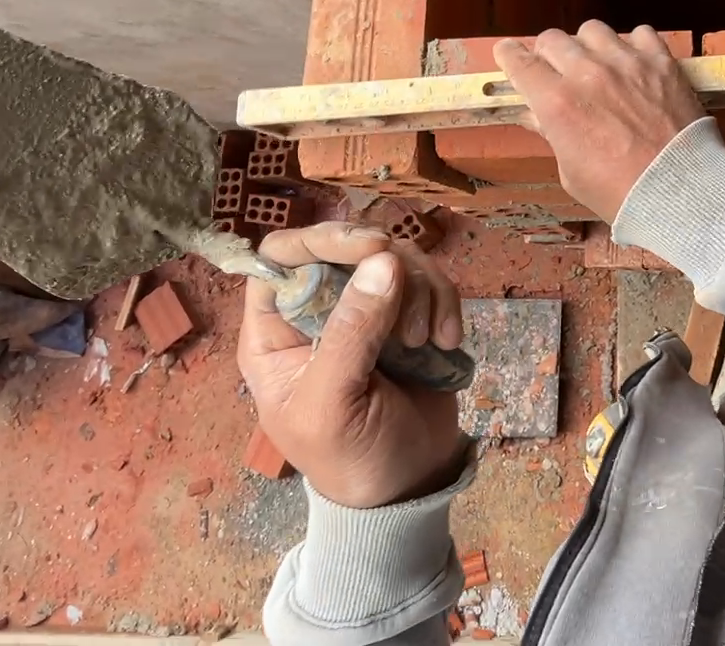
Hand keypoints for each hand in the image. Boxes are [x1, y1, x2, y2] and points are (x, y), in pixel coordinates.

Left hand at [238, 221, 468, 507]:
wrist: (410, 483)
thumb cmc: (351, 456)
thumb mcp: (334, 404)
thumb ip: (352, 334)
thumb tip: (383, 261)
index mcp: (277, 330)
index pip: (283, 256)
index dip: (322, 241)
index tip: (372, 248)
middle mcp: (320, 309)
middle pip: (350, 246)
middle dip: (389, 267)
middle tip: (411, 302)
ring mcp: (369, 308)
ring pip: (398, 257)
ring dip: (423, 291)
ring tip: (427, 342)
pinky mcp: (411, 314)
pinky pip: (431, 280)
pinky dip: (446, 302)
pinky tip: (446, 341)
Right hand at [493, 21, 705, 221]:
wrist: (678, 191)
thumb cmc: (619, 192)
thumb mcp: (571, 173)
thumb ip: (554, 134)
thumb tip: (539, 114)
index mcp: (557, 104)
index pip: (519, 62)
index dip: (509, 57)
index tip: (509, 55)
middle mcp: (587, 73)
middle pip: (552, 40)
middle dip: (547, 54)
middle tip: (557, 70)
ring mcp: (626, 63)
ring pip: (593, 29)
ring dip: (588, 45)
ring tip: (598, 65)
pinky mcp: (660, 61)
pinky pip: (640, 33)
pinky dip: (633, 46)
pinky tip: (635, 66)